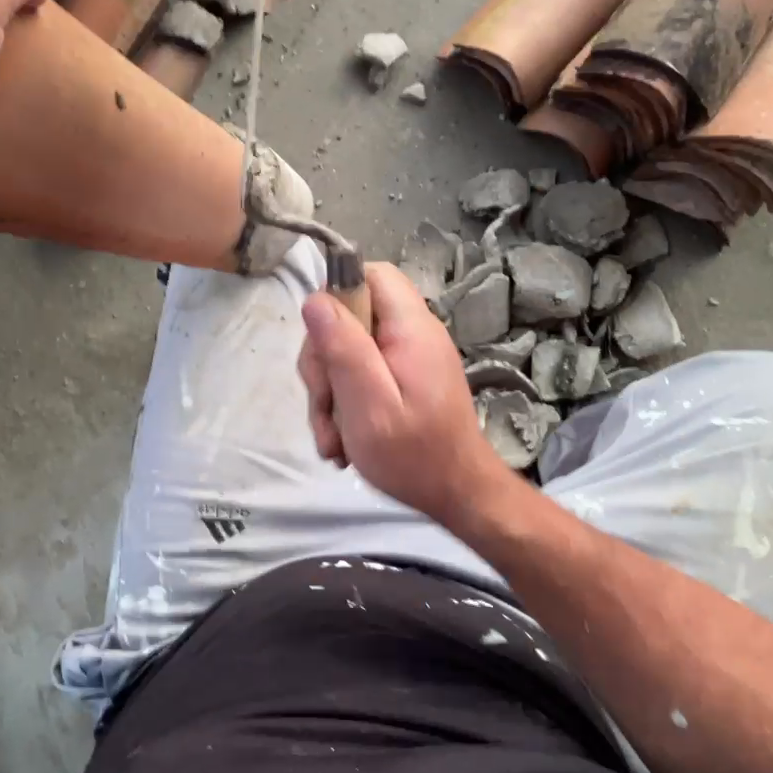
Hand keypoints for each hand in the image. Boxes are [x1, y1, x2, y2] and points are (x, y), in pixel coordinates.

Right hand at [297, 264, 516, 525]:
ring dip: (329, 394)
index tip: (321, 341)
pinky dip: (344, 406)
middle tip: (323, 406)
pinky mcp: (403, 382)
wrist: (457, 498)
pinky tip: (343, 441)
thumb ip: (344, 349)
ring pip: (347, 351)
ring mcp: (407, 359)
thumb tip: (314, 299)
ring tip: (333, 438)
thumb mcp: (369, 404)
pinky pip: (360, 376)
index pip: (371, 274)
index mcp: (410, 328)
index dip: (337, 295)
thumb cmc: (414, 454)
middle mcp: (411, 334)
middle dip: (324, 363)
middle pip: (349, 318)